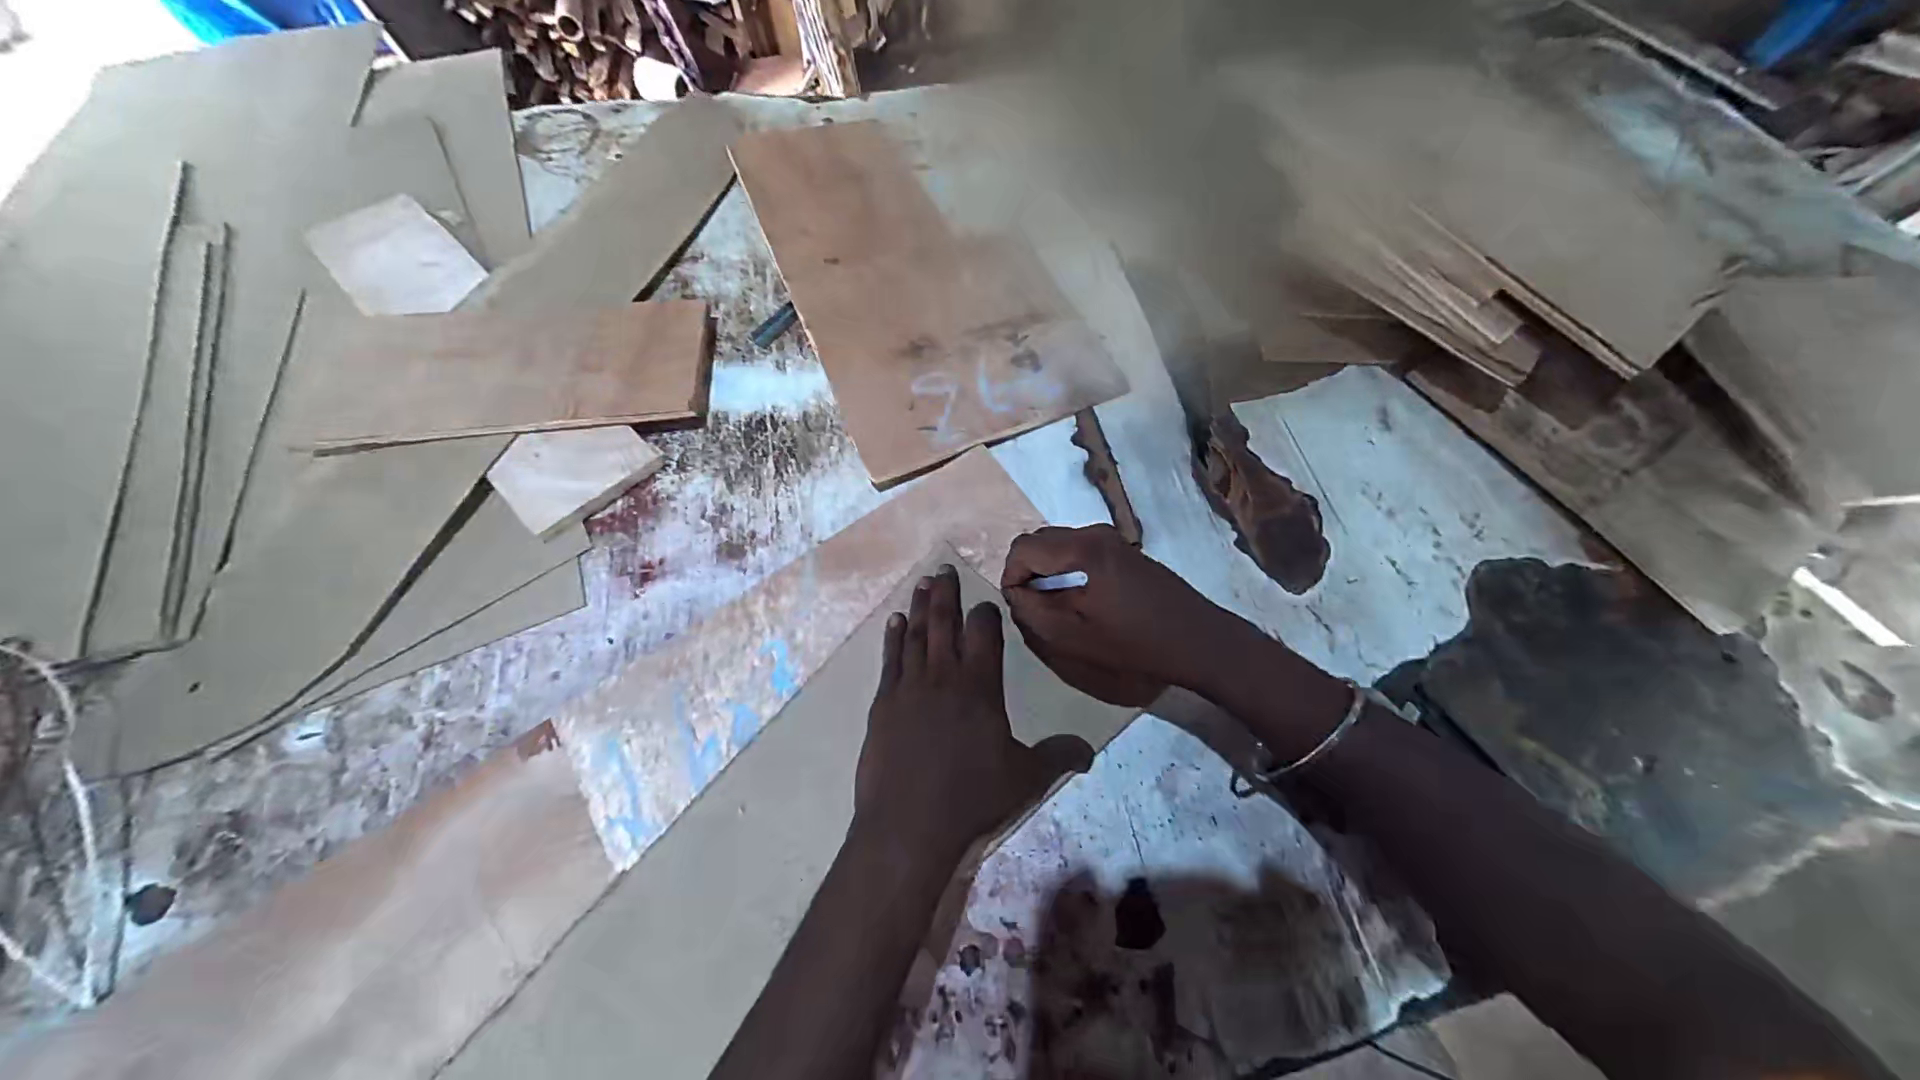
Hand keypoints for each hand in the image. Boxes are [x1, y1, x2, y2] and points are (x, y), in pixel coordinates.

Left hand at [854, 564, 1094, 862]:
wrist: (908, 824)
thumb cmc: (972, 797)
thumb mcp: (1025, 778)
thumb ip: (1057, 756)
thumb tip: (1090, 751)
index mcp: (980, 687)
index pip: (984, 635)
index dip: (986, 614)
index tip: (986, 602)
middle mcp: (943, 677)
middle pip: (945, 623)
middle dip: (947, 594)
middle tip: (944, 569)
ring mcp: (909, 688)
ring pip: (916, 635)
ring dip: (921, 606)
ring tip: (923, 583)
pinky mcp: (883, 704)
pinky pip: (890, 659)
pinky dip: (894, 637)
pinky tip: (896, 621)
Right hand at [1001, 525, 1257, 704]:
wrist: (1198, 640)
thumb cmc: (1135, 644)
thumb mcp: (1073, 637)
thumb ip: (1032, 612)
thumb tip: (1015, 593)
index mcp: (1081, 548)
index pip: (1022, 548)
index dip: (1011, 577)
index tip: (1021, 607)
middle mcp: (1095, 533)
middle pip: (1039, 541)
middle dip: (1028, 572)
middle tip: (1036, 609)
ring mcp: (1112, 538)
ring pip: (1058, 545)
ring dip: (1047, 572)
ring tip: (1058, 608)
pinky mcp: (1124, 549)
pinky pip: (1078, 550)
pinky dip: (1067, 570)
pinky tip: (1083, 602)